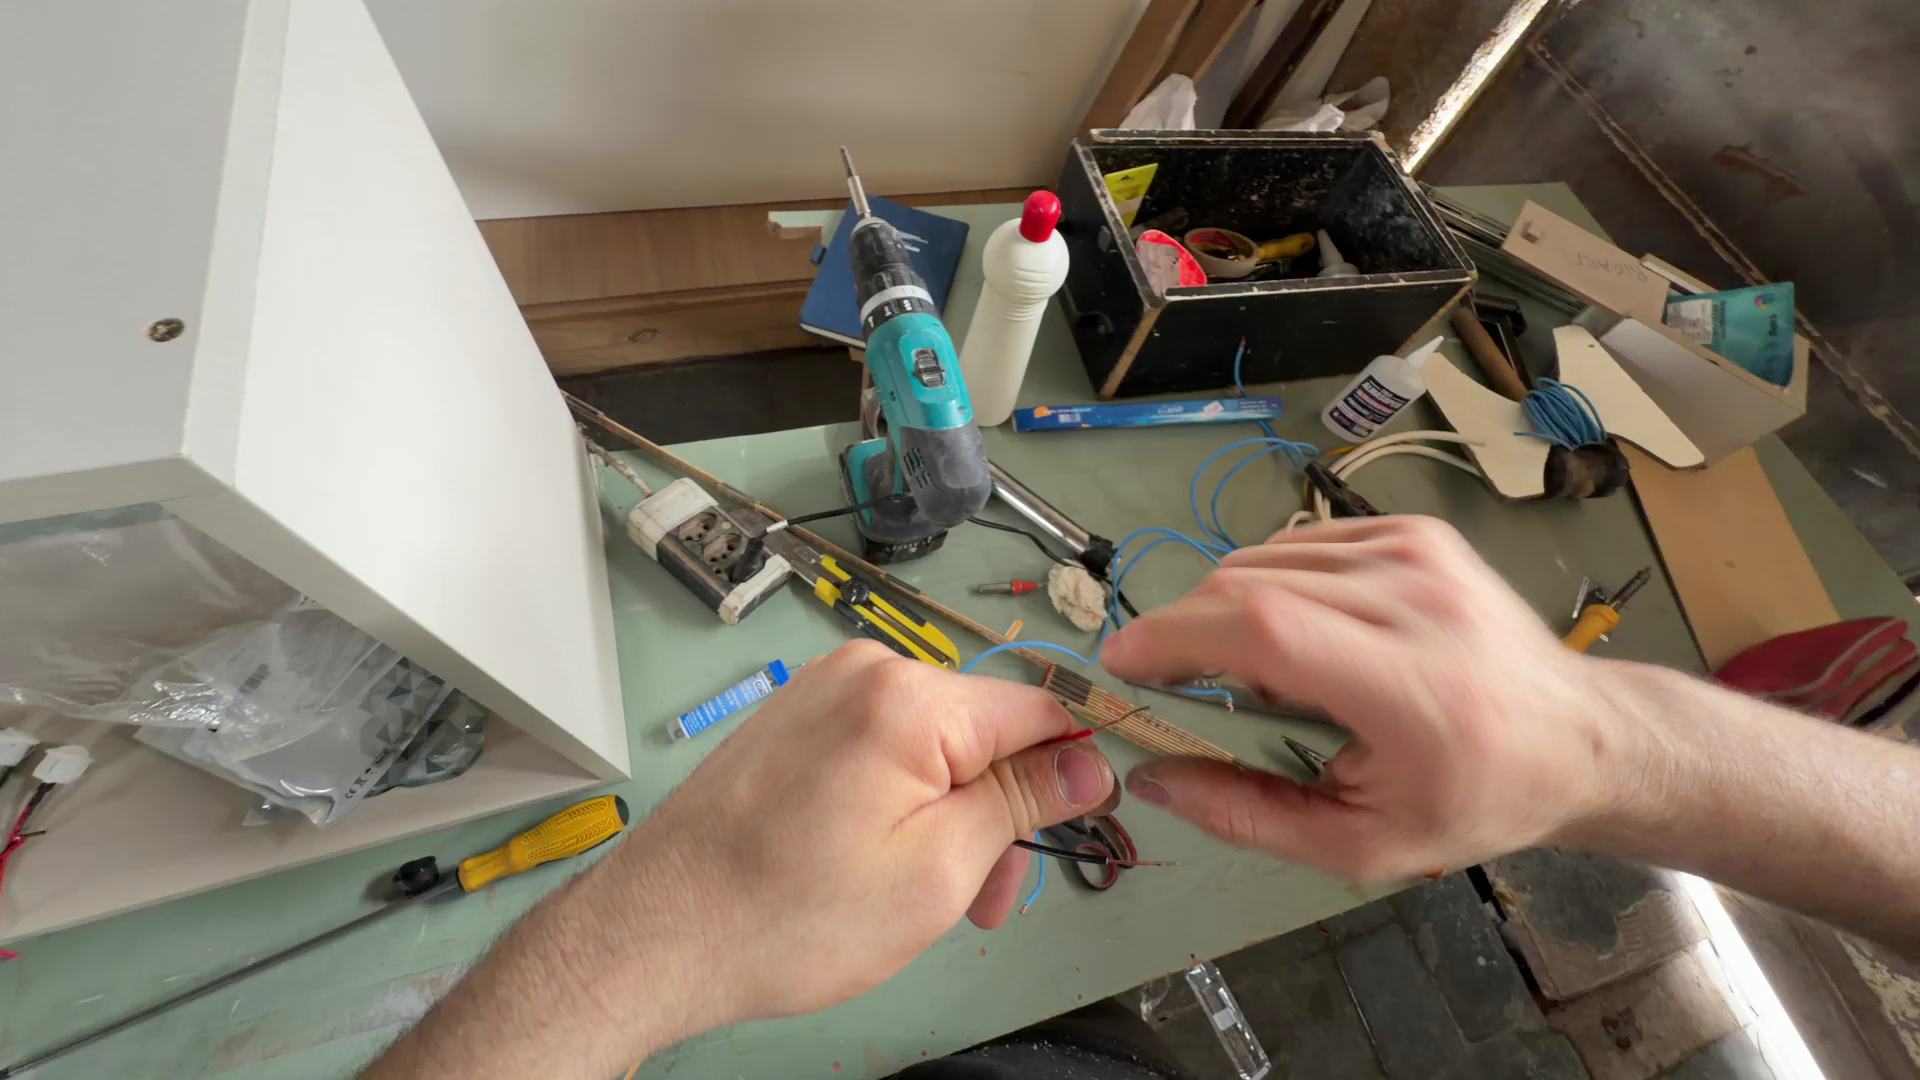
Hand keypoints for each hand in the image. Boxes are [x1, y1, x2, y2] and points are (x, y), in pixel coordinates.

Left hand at [612, 640, 1115, 1038]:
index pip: (1035, 705)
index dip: (1072, 758)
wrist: (655, 930)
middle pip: (981, 729)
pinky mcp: (802, 708)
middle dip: (998, 808)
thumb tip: (1089, 764)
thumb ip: (1021, 801)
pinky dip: (905, 791)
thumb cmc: (794, 914)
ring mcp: (827, 683)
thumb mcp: (936, 871)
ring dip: (952, 808)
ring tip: (930, 889)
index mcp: (909, 696)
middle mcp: (868, 666)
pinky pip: (885, 739)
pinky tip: (882, 849)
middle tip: (986, 896)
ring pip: (935, 740)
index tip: (1085, 814)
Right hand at [1100, 515, 1625, 880]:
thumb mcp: (1360, 845)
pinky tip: (1284, 624)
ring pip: (1257, 561)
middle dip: (1181, 628)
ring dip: (1218, 609)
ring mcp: (1415, 550)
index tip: (1121, 663)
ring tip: (1239, 662)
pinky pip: (1289, 546)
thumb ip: (1245, 816)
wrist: (1585, 734)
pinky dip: (1259, 585)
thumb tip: (1150, 777)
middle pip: (1246, 586)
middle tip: (1166, 675)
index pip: (1265, 629)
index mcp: (1416, 688)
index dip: (1175, 636)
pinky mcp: (1409, 529)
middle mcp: (1417, 598)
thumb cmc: (1474, 799)